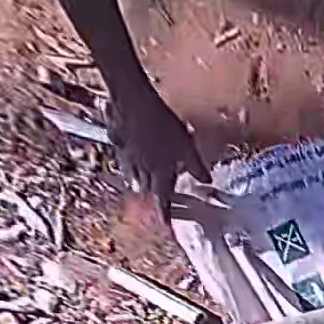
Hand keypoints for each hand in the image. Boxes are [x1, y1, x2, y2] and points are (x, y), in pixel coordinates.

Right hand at [107, 86, 208, 215]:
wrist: (131, 97)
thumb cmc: (163, 124)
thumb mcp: (188, 148)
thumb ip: (197, 168)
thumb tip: (207, 182)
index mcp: (160, 175)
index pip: (163, 202)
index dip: (165, 216)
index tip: (166, 227)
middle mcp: (140, 169)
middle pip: (145, 191)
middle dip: (152, 199)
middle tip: (159, 203)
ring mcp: (125, 154)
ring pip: (132, 176)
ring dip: (140, 183)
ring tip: (146, 185)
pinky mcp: (116, 140)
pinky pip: (124, 157)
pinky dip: (130, 163)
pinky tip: (133, 157)